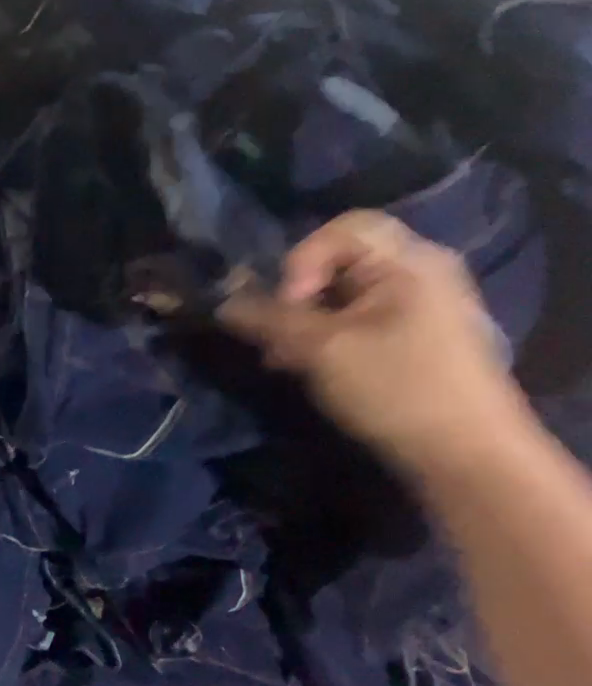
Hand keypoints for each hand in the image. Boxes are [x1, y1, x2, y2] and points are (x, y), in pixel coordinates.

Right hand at [217, 209, 532, 471]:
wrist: (465, 456)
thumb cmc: (396, 389)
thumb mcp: (320, 349)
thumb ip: (266, 318)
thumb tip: (220, 302)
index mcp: (410, 264)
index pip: (341, 229)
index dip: (302, 260)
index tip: (291, 304)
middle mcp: (417, 274)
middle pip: (336, 261)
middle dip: (293, 296)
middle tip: (274, 336)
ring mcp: (416, 307)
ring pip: (337, 293)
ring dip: (300, 321)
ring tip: (283, 358)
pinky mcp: (408, 337)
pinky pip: (351, 318)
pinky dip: (320, 336)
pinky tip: (304, 366)